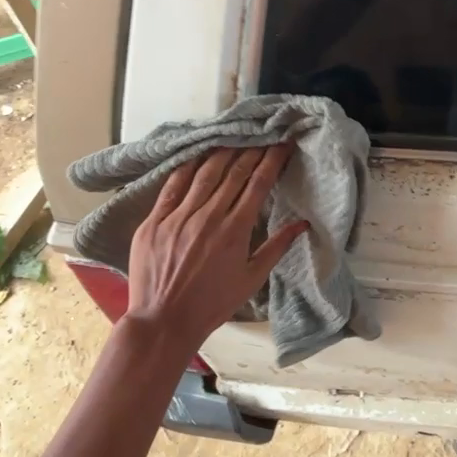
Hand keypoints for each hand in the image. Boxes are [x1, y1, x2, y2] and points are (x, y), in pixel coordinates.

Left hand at [124, 145, 308, 341]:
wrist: (163, 321)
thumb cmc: (213, 303)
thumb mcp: (252, 278)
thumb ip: (277, 247)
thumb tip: (303, 224)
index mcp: (235, 230)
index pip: (258, 183)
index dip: (272, 159)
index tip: (282, 144)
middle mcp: (208, 217)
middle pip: (234, 172)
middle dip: (252, 150)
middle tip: (262, 135)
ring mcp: (178, 217)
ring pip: (204, 173)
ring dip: (222, 152)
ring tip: (235, 138)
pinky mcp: (154, 221)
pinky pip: (172, 186)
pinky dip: (186, 168)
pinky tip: (196, 156)